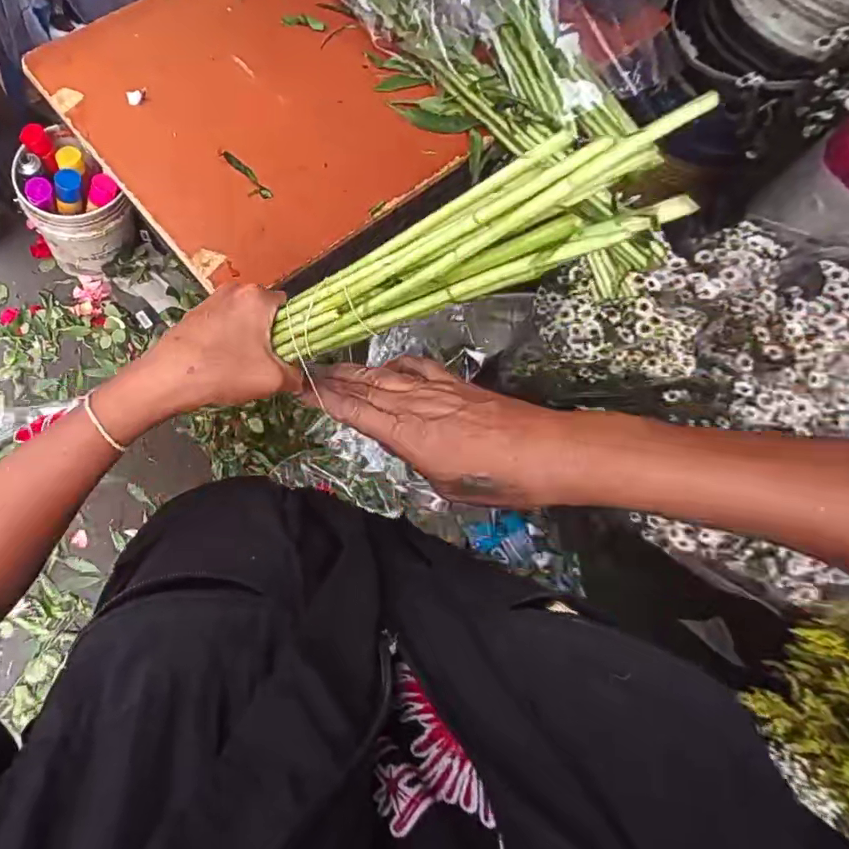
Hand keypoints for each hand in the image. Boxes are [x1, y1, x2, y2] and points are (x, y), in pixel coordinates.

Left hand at [119, 283, 301, 418]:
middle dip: (267, 335)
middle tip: (265, 363)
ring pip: (241, 319)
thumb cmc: (223, 371)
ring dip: (245, 339)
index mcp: (257, 297)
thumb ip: (293, 376)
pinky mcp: (193, 315)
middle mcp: (234, 290)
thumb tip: (297, 378)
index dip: (292, 330)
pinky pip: (220, 326)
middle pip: (263, 312)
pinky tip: (219, 363)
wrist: (167, 377)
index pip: (288, 305)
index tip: (288, 351)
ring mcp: (211, 301)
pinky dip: (225, 341)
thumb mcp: (271, 379)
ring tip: (240, 366)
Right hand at [300, 356, 579, 506]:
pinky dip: (398, 364)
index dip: (324, 400)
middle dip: (331, 379)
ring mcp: (435, 390)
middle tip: (305, 372)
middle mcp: (414, 406)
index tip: (300, 391)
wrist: (548, 452)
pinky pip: (418, 367)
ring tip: (333, 367)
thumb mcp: (444, 484)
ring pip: (385, 376)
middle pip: (364, 387)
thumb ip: (417, 460)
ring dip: (356, 371)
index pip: (354, 412)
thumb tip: (407, 446)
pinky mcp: (456, 384)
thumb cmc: (497, 480)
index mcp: (406, 435)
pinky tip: (388, 365)